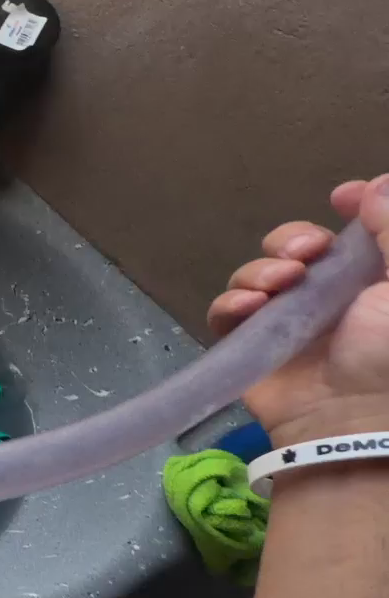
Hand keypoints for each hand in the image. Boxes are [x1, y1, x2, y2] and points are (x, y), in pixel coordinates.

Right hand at [209, 174, 388, 444]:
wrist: (353, 411)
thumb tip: (374, 185)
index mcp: (378, 275)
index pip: (361, 228)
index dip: (354, 204)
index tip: (344, 196)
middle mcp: (331, 291)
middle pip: (295, 246)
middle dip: (291, 240)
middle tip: (305, 252)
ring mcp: (285, 317)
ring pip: (255, 274)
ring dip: (259, 271)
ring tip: (276, 286)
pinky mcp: (247, 342)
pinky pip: (224, 311)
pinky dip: (230, 303)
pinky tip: (248, 307)